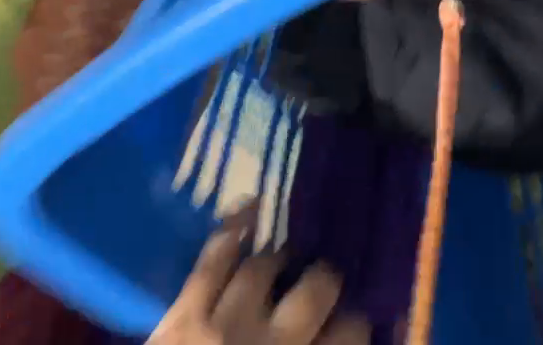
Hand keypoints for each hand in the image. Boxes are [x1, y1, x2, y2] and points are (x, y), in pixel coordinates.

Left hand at [148, 213, 368, 344]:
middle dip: (326, 280)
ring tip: (284, 257)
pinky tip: (252, 210)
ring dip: (279, 259)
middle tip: (325, 279)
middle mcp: (277, 342)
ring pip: (267, 268)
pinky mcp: (185, 313)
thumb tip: (347, 340)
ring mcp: (228, 322)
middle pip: (317, 290)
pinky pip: (215, 258)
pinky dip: (234, 227)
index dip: (358, 322)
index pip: (353, 334)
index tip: (355, 320)